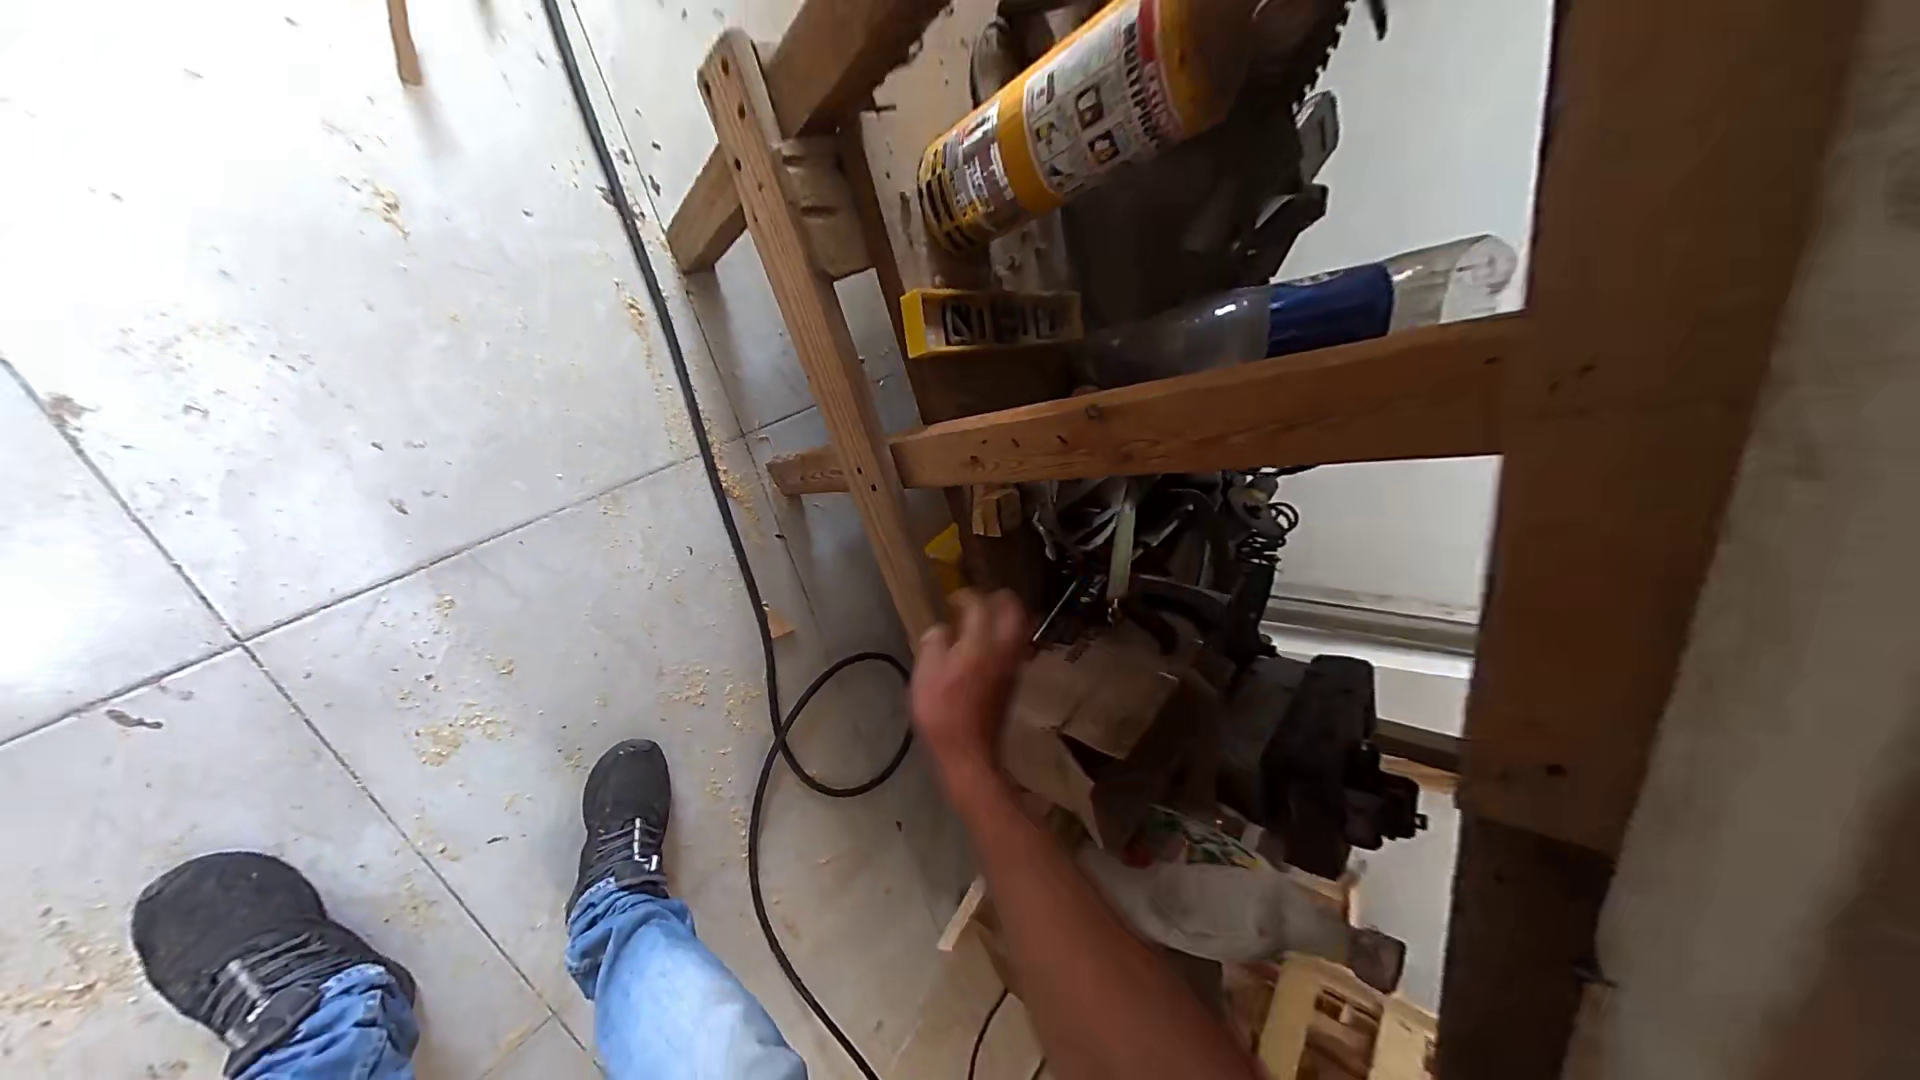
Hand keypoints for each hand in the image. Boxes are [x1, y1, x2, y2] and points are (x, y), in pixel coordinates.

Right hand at [910, 589, 1029, 788]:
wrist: (969, 755)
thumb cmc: (942, 714)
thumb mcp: (924, 676)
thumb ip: (933, 644)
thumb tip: (940, 630)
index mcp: (979, 645)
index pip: (979, 606)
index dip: (965, 596)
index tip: (953, 598)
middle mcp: (1003, 651)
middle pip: (1013, 611)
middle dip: (999, 599)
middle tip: (980, 600)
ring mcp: (1013, 666)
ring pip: (1020, 629)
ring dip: (1006, 616)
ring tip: (986, 618)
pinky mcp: (1014, 681)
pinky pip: (1017, 645)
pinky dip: (1007, 635)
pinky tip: (989, 644)